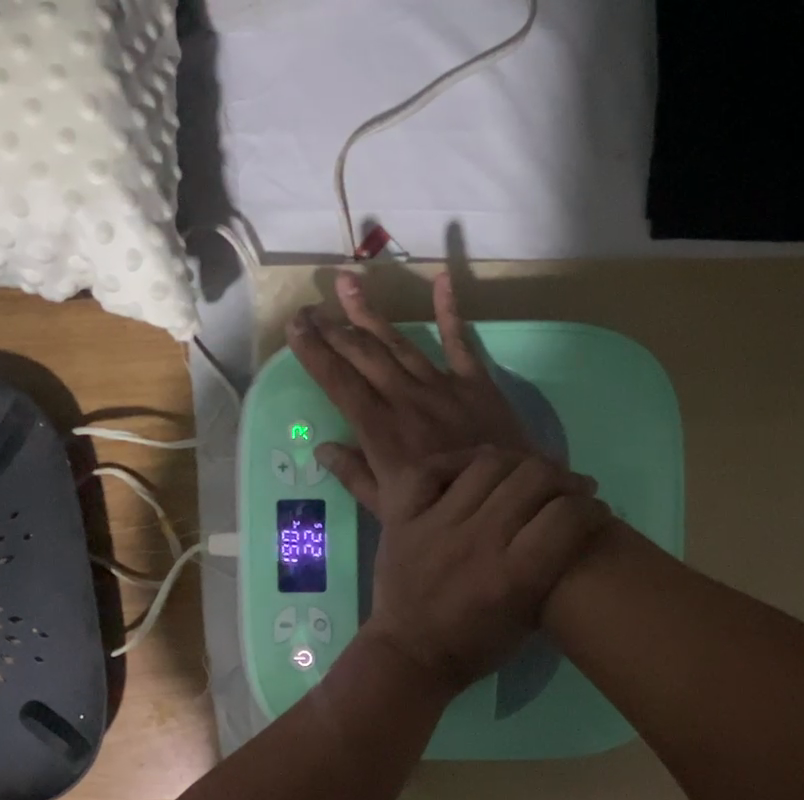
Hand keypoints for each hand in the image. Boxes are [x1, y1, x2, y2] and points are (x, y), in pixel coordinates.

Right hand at [286, 271, 531, 509]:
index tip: (294, 329)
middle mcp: (406, 399)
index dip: (315, 354)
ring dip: (370, 313)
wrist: (508, 503)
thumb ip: (355, 476)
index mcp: (381, 431)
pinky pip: (460, 341)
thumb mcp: (390, 510)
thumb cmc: (445, 515)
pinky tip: (441, 280)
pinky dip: (450, 310)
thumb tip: (322, 449)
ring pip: (399, 342)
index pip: (339, 384)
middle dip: (333, 330)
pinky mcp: (476, 382)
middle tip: (309, 308)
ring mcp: (442, 386)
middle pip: (363, 355)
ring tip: (347, 283)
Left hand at [361, 446, 612, 694]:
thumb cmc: (476, 646)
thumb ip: (554, 569)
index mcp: (513, 578)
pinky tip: (477, 467)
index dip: (593, 508)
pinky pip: (432, 468)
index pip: (568, 516)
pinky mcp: (402, 517)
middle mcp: (476, 543)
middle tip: (568, 489)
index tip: (596, 512)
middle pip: (533, 479)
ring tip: (527, 474)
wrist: (408, 655)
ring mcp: (435, 525)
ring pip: (488, 464)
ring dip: (519, 463)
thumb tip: (581, 520)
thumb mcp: (530, 620)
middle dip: (564, 479)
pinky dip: (458, 461)